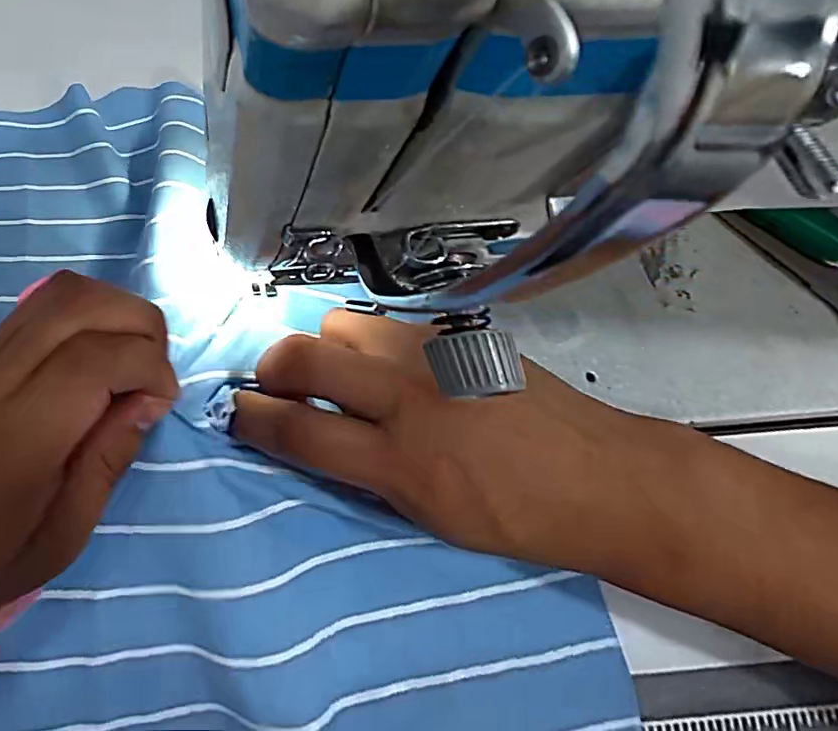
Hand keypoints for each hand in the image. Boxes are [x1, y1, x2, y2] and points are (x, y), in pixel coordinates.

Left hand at [0, 272, 177, 673]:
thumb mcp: (60, 538)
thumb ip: (108, 460)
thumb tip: (151, 398)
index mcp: (19, 438)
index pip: (94, 361)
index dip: (148, 366)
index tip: (163, 401)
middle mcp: (0, 379)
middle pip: (83, 306)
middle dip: (142, 326)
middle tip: (155, 375)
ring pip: (66, 290)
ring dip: (117, 308)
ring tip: (134, 356)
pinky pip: (46, 298)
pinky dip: (89, 306)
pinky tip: (101, 346)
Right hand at [232, 309, 680, 573]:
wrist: (601, 476)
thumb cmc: (516, 515)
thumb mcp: (428, 515)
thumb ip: (362, 472)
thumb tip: (311, 439)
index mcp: (400, 461)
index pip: (299, 432)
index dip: (253, 420)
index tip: (236, 413)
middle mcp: (407, 397)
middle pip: (303, 357)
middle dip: (271, 368)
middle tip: (275, 385)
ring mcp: (430, 353)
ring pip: (339, 323)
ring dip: (323, 347)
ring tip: (339, 373)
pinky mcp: (453, 331)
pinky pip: (383, 322)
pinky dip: (367, 341)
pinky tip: (390, 366)